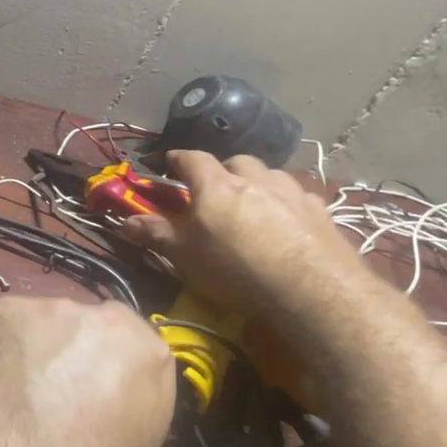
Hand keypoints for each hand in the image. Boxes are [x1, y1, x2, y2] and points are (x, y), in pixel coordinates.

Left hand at [0, 296, 173, 446]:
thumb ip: (122, 404)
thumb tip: (97, 405)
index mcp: (150, 354)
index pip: (129, 345)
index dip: (102, 365)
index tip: (84, 387)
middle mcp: (103, 319)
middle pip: (81, 328)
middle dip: (64, 352)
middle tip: (42, 391)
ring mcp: (51, 309)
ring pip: (36, 324)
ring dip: (25, 349)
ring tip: (6, 389)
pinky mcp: (4, 309)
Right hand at [118, 151, 362, 312]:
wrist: (311, 289)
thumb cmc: (235, 268)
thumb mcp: (184, 255)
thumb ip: (156, 233)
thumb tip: (125, 221)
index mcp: (216, 185)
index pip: (193, 158)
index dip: (178, 158)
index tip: (170, 162)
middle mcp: (255, 180)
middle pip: (236, 161)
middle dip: (224, 170)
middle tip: (216, 189)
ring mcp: (292, 193)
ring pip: (271, 175)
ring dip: (258, 183)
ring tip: (253, 203)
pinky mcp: (322, 212)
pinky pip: (298, 196)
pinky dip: (286, 202)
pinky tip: (287, 222)